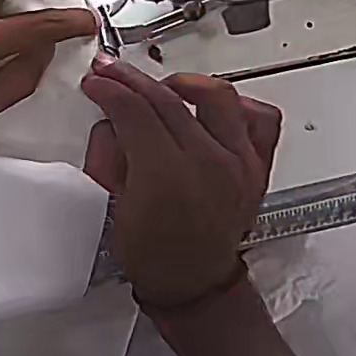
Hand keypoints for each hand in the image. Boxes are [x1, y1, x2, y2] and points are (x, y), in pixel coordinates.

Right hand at [81, 58, 282, 310]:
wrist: (193, 282)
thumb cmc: (152, 254)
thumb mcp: (110, 204)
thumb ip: (106, 154)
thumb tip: (109, 118)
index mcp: (163, 176)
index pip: (133, 110)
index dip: (108, 89)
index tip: (95, 82)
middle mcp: (207, 163)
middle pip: (165, 99)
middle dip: (131, 80)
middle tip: (112, 73)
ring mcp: (238, 163)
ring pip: (214, 96)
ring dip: (181, 83)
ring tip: (161, 87)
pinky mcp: (258, 166)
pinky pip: (259, 117)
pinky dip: (237, 103)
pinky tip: (212, 107)